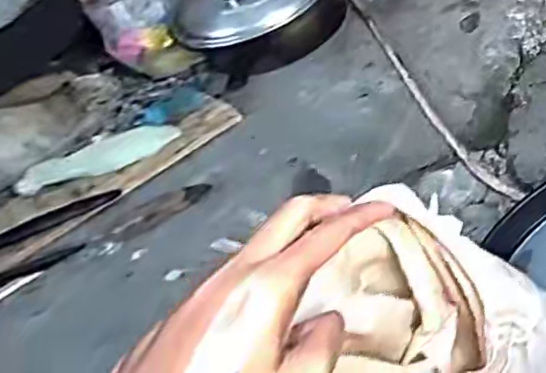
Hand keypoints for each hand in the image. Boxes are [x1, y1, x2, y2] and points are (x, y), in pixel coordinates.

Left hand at [115, 195, 395, 372]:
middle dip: (330, 206)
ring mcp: (185, 306)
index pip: (330, 231)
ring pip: (252, 248)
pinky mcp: (157, 334)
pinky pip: (219, 285)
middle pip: (289, 215)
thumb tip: (322, 323)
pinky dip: (253, 277)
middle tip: (355, 215)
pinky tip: (255, 313)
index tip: (388, 207)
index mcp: (265, 288)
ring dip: (290, 243)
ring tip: (311, 263)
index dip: (366, 213)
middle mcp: (225, 283)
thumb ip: (324, 340)